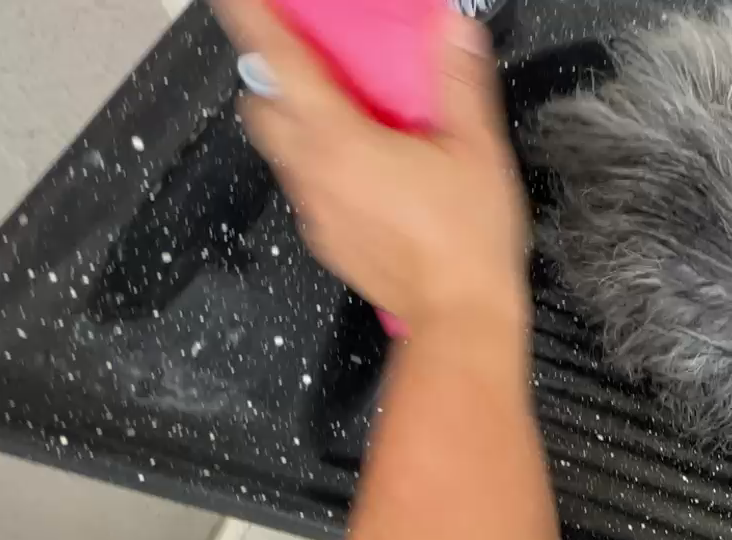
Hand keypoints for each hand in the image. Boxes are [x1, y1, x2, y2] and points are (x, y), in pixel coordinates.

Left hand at [216, 0, 527, 329]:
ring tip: (354, 139)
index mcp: (340, 136)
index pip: (275, 53)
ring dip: (304, 133)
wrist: (462, 317)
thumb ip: (460, 85)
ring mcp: (317, 211)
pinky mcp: (331, 245)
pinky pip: (311, 197)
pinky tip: (373, 193)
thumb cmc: (469, 242)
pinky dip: (328, 181)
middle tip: (315, 76)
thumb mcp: (479, 153)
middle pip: (262, 103)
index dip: (252, 12)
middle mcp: (313, 170)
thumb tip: (455, 30)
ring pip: (284, 153)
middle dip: (277, 81)